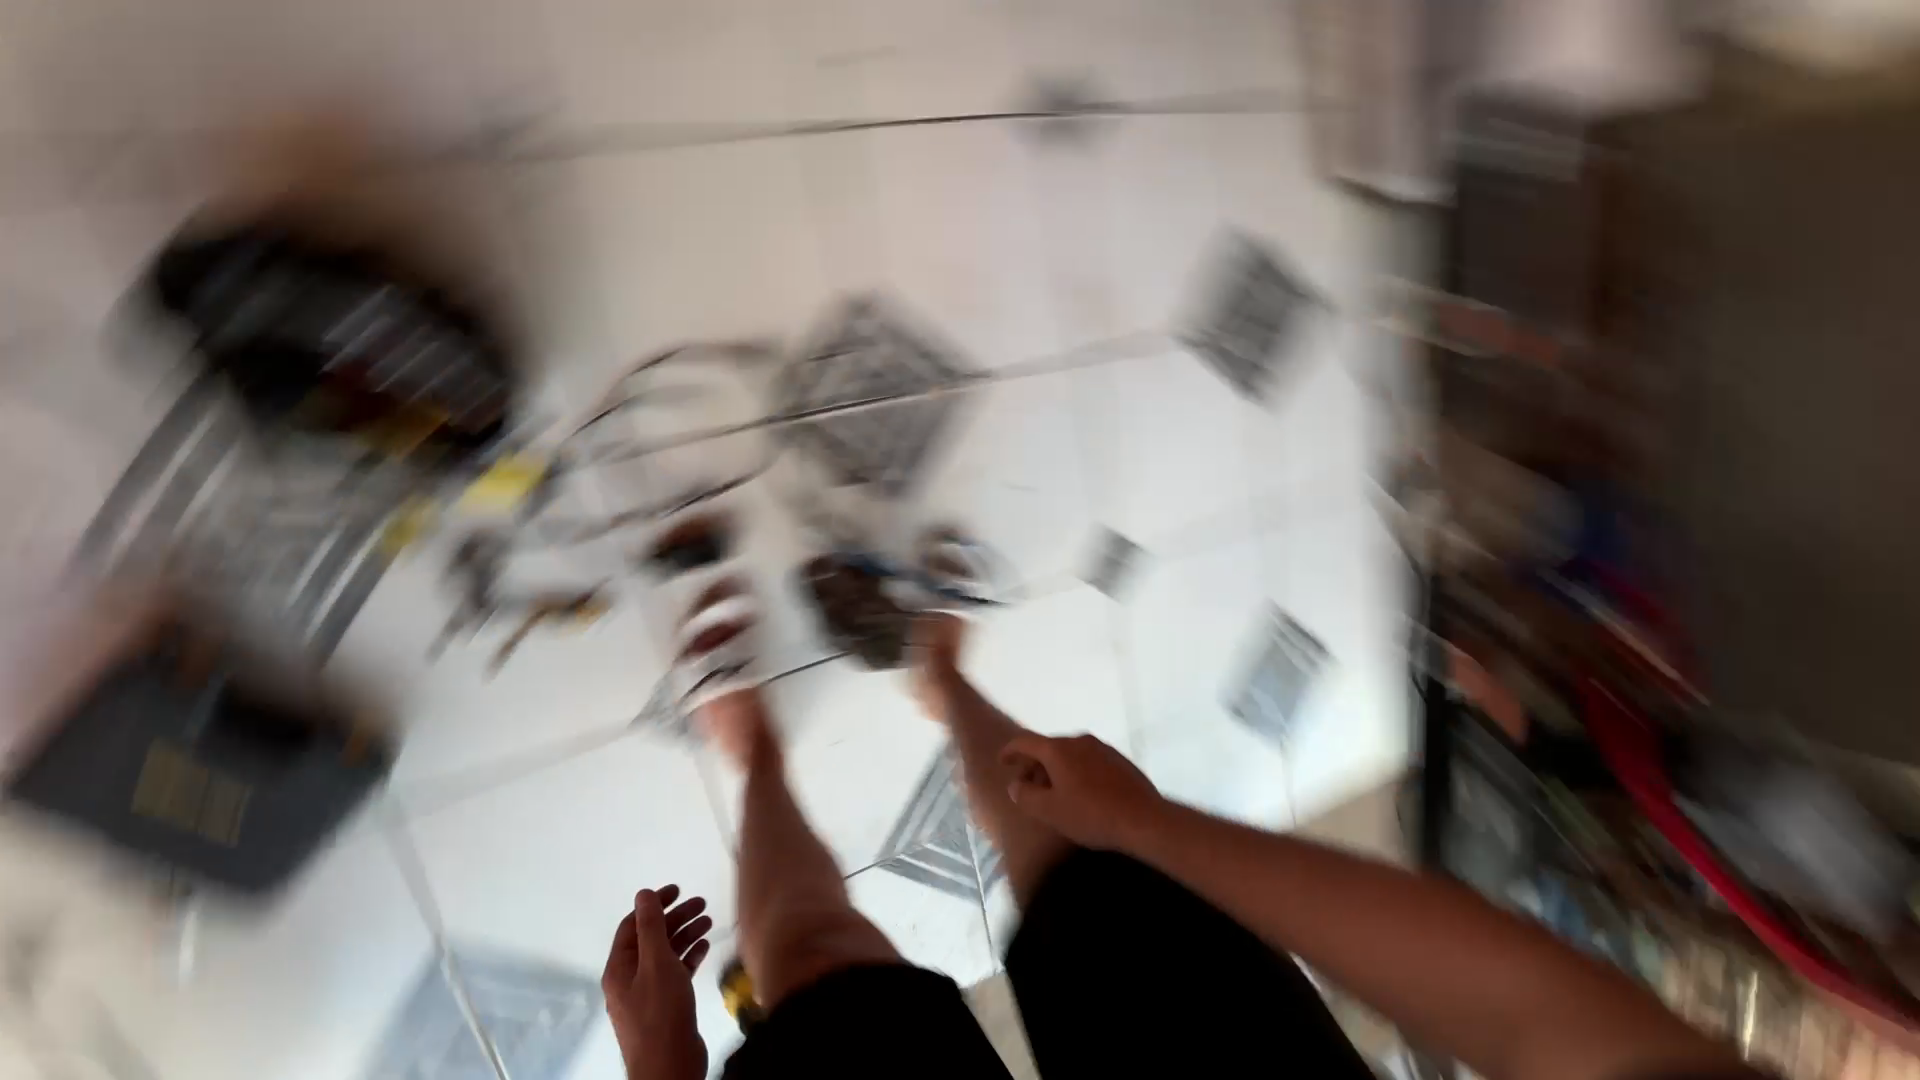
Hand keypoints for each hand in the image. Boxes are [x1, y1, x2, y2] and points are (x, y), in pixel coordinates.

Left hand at [603, 885, 713, 1079]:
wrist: (669, 1067)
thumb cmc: (660, 1012)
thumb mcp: (656, 963)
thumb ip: (651, 927)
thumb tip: (643, 894)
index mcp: (619, 969)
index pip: (633, 925)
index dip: (654, 904)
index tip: (679, 890)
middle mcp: (629, 980)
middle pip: (652, 939)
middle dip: (675, 918)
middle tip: (702, 904)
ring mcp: (647, 995)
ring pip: (665, 955)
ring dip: (686, 935)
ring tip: (709, 921)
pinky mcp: (665, 1007)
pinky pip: (675, 973)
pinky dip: (689, 957)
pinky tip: (705, 947)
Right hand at [1000, 733, 1164, 850]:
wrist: (1144, 819)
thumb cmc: (1091, 815)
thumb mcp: (1050, 811)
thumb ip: (1026, 796)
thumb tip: (1015, 784)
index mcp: (1058, 750)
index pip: (1025, 742)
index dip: (1010, 751)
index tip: (1003, 762)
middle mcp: (1079, 741)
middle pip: (1048, 748)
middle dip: (1035, 765)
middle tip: (1028, 786)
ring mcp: (1102, 748)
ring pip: (1070, 754)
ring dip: (1056, 770)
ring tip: (1054, 793)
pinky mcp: (1119, 760)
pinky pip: (1088, 761)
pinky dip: (1076, 772)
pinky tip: (1081, 794)